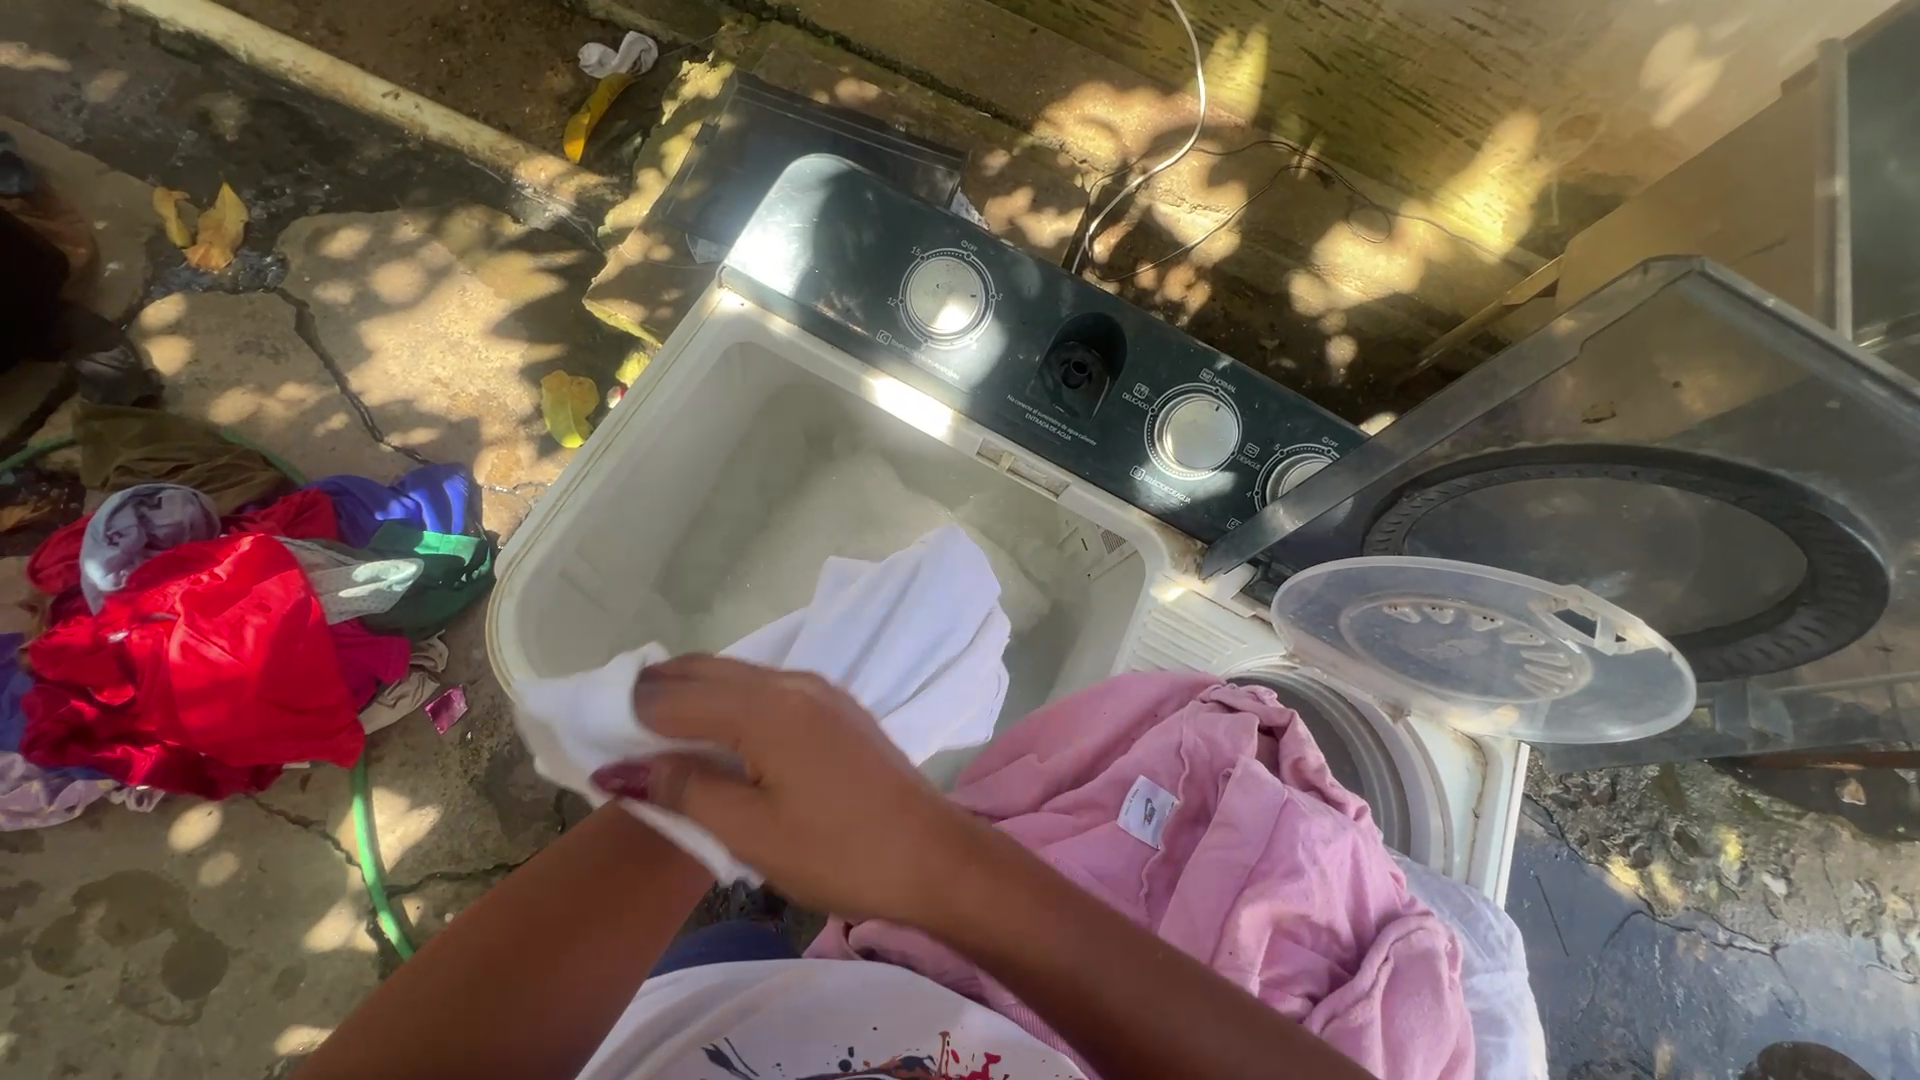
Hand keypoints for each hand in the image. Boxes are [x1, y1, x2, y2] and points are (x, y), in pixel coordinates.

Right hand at [588, 654, 989, 922]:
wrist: (934, 857)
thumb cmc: (839, 852)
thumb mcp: (751, 832)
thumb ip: (684, 790)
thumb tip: (616, 769)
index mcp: (766, 708)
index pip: (672, 696)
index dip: (623, 713)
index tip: (582, 733)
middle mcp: (791, 682)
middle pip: (703, 671)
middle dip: (651, 694)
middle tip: (608, 733)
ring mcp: (819, 690)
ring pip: (735, 675)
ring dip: (689, 695)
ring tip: (651, 736)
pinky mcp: (836, 707)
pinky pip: (764, 689)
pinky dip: (726, 703)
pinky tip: (713, 735)